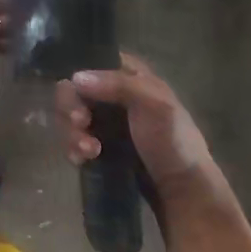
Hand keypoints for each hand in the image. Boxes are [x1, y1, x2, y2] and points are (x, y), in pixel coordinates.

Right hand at [53, 52, 214, 205]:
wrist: (182, 188)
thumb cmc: (174, 141)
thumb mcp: (155, 105)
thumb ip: (118, 86)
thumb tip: (75, 78)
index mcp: (129, 75)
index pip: (90, 63)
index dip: (79, 78)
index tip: (79, 95)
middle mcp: (112, 93)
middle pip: (72, 91)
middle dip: (71, 109)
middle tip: (81, 124)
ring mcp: (103, 120)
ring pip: (68, 116)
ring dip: (71, 133)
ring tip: (88, 152)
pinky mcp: (96, 144)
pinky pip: (71, 139)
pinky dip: (72, 148)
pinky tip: (82, 160)